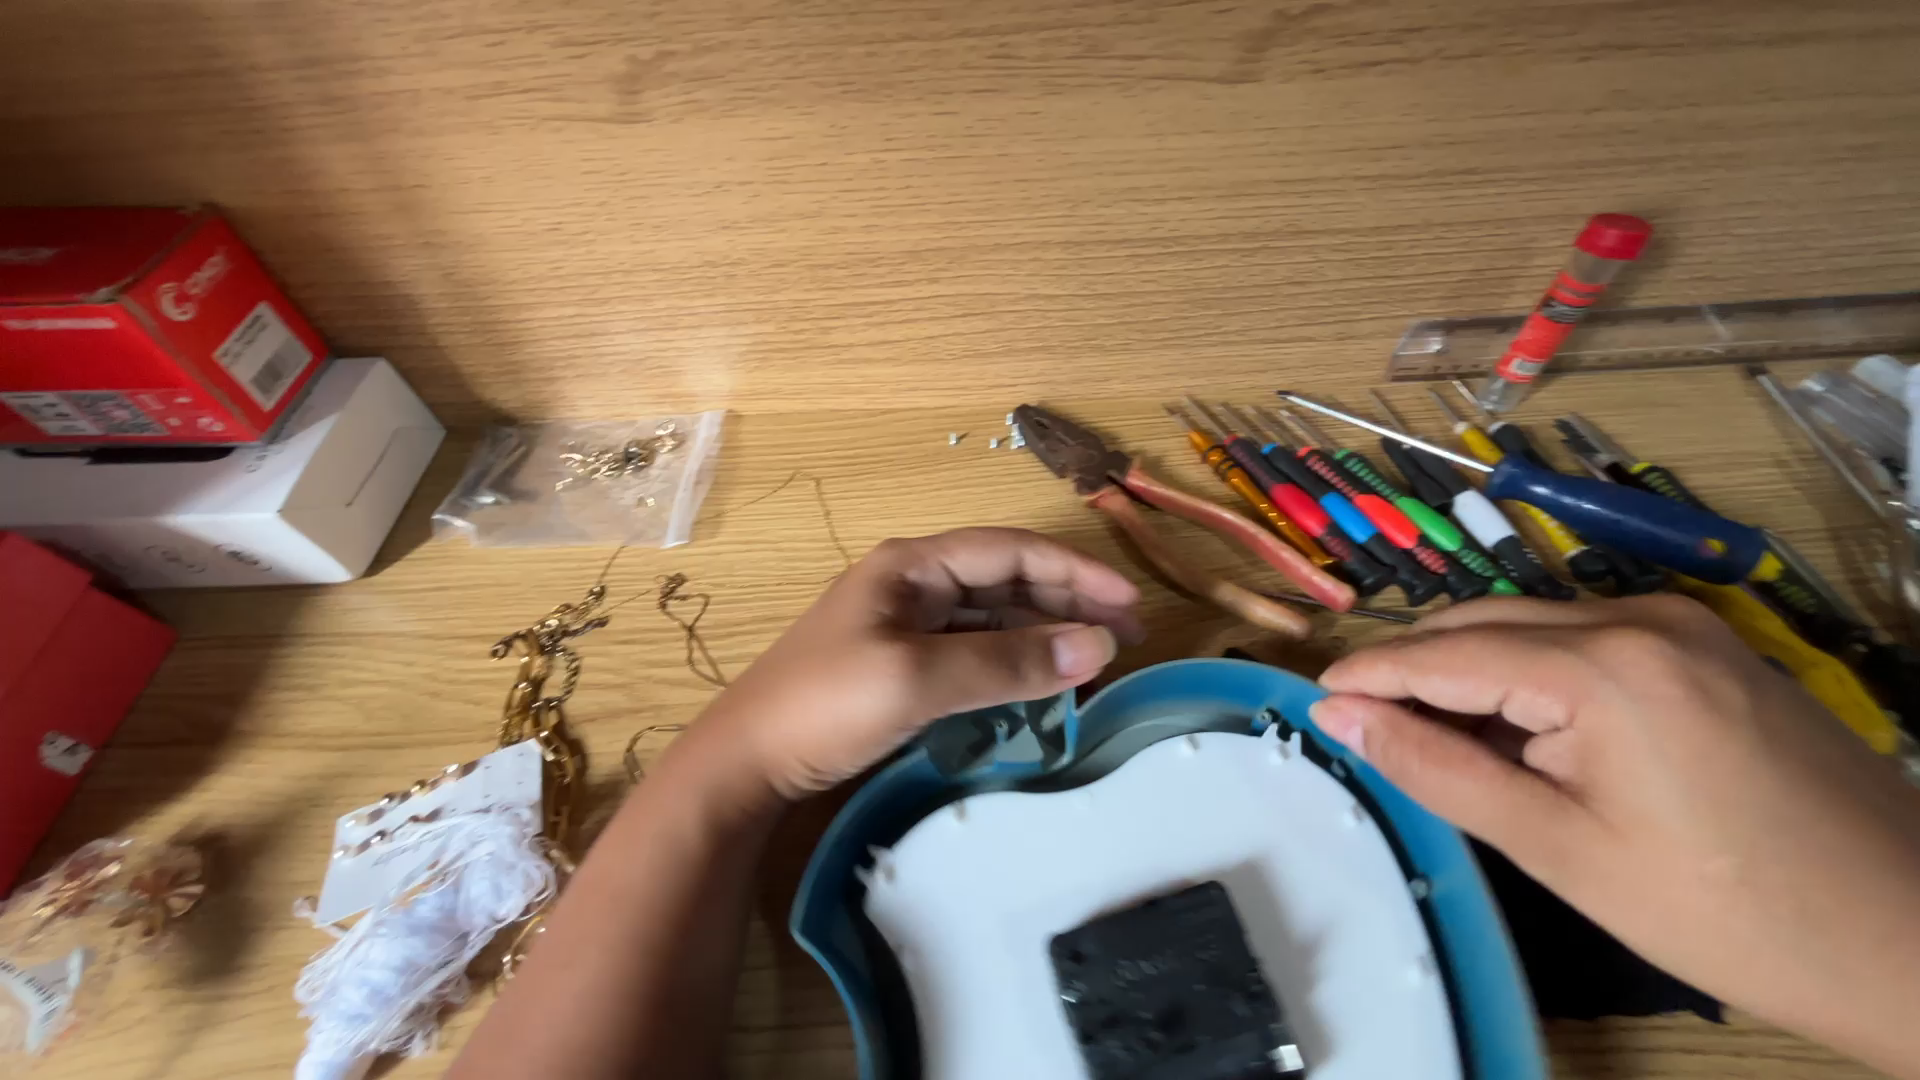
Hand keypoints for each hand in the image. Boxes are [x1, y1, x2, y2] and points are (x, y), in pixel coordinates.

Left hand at [699, 528, 1142, 799]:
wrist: (747, 763)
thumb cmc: (825, 706)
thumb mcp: (918, 679)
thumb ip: (1007, 663)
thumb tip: (1098, 646)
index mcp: (912, 565)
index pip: (1011, 552)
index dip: (1075, 571)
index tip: (1129, 602)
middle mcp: (915, 584)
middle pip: (1008, 580)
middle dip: (1069, 600)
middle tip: (1130, 632)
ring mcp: (909, 624)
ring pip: (996, 617)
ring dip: (1047, 632)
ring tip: (1100, 657)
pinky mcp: (907, 664)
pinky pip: (977, 651)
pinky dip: (1016, 662)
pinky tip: (1046, 679)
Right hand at [1309, 595, 1919, 1077]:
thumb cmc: (1728, 911)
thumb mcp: (1557, 847)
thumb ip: (1434, 768)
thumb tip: (1340, 716)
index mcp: (1603, 667)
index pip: (1442, 653)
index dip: (1368, 673)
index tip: (1315, 697)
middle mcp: (1637, 619)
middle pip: (1477, 624)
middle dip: (1410, 669)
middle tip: (1364, 725)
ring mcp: (1677, 625)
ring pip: (1521, 625)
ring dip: (1463, 671)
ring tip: (1434, 736)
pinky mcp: (1701, 643)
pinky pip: (1574, 639)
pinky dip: (1520, 672)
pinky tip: (1514, 727)